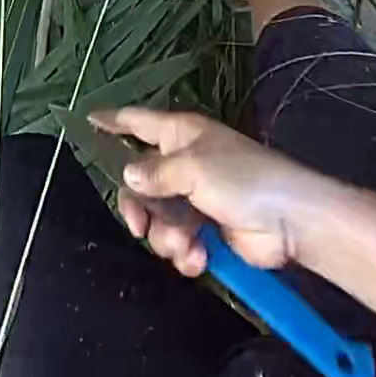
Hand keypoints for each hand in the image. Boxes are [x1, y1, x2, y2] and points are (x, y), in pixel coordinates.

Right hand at [91, 107, 339, 276]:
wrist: (288, 220)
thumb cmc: (241, 178)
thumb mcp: (193, 168)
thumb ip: (155, 172)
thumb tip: (128, 174)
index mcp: (180, 134)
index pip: (137, 122)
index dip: (112, 120)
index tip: (87, 119)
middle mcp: (182, 162)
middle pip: (139, 181)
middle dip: (138, 207)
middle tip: (139, 224)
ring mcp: (193, 196)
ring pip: (156, 218)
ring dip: (167, 237)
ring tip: (188, 245)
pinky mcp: (205, 228)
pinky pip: (177, 241)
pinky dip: (185, 253)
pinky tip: (200, 257)